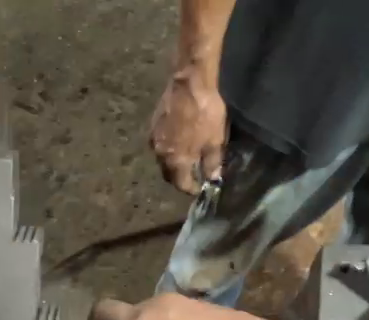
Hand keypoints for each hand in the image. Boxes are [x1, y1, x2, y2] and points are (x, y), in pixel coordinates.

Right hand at [149, 69, 227, 194]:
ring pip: (163, 161)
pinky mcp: (152, 127)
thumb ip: (212, 162)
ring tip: (184, 158)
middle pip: (169, 175)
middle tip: (191, 175)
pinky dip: (168, 148)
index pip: (181, 184)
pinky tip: (177, 141)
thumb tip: (212, 178)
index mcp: (176, 162)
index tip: (199, 188)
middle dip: (180, 178)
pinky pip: (160, 145)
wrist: (188, 83)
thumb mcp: (215, 139)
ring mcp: (154, 142)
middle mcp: (161, 157)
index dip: (191, 188)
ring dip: (173, 163)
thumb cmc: (204, 112)